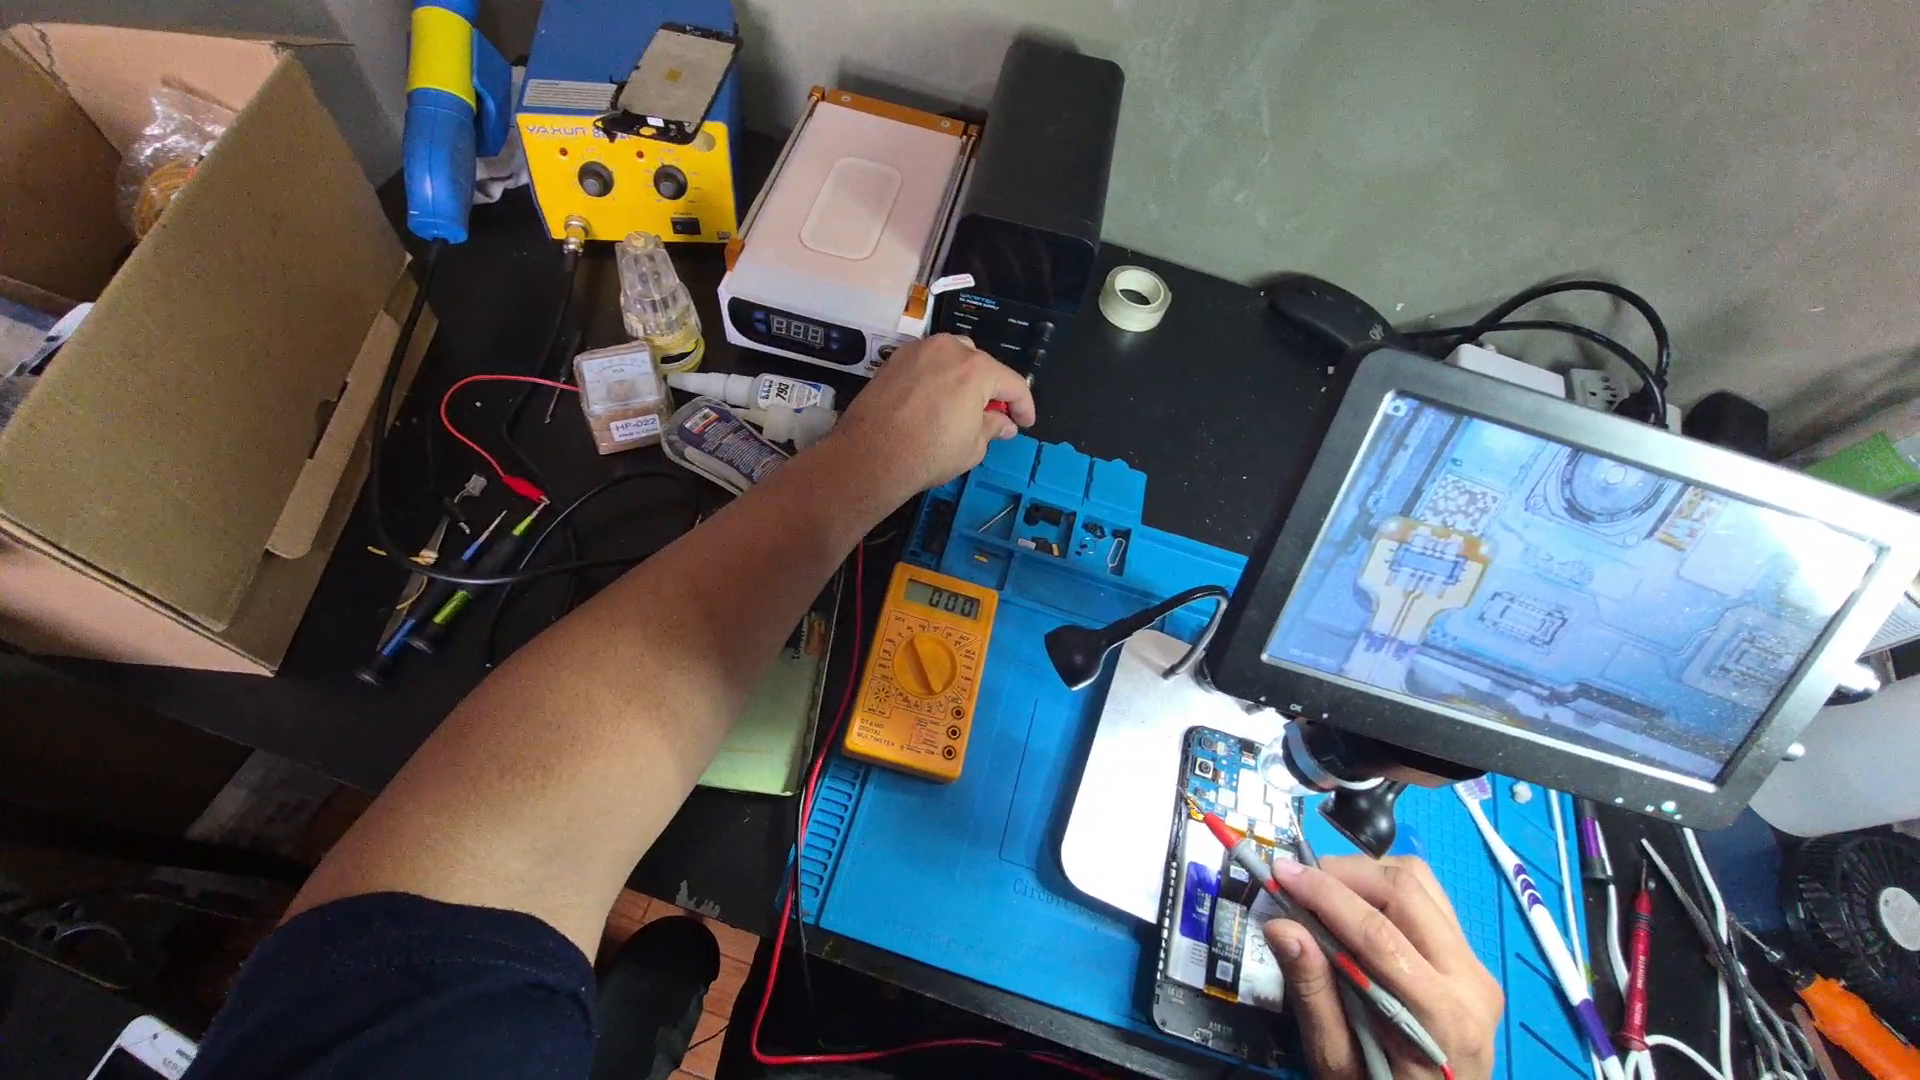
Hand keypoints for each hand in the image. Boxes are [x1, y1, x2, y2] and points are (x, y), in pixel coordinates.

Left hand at [825, 334, 1035, 500]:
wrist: (871, 455)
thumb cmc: (928, 453)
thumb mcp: (972, 447)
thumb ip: (993, 428)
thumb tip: (1005, 423)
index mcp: (977, 369)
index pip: (1013, 383)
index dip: (1024, 406)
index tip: (1025, 423)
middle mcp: (949, 349)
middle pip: (982, 365)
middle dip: (991, 389)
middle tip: (993, 416)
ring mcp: (919, 350)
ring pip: (953, 357)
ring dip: (963, 378)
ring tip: (962, 406)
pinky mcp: (895, 359)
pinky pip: (927, 363)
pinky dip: (937, 377)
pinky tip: (933, 401)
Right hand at [1263, 856, 1502, 1079]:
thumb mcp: (1337, 1061)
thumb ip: (1312, 992)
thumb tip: (1280, 925)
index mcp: (1443, 1018)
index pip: (1379, 933)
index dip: (1325, 894)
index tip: (1281, 872)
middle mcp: (1471, 981)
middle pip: (1404, 891)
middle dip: (1341, 873)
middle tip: (1297, 881)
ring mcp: (1475, 964)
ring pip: (1418, 880)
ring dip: (1362, 873)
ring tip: (1323, 891)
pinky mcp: (1468, 955)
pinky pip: (1426, 893)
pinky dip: (1382, 883)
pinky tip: (1355, 903)